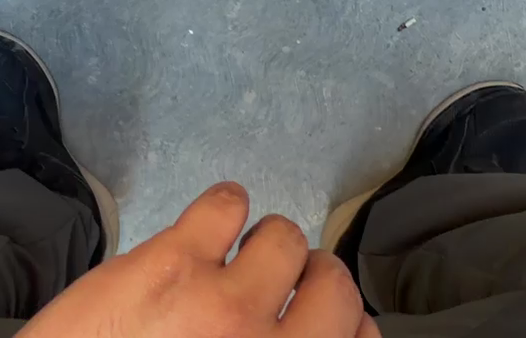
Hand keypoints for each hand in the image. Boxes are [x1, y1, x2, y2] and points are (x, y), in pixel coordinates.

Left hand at [18, 181, 378, 337]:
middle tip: (279, 288)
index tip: (335, 325)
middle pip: (334, 285)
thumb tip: (332, 331)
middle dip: (313, 281)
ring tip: (234, 260)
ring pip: (283, 237)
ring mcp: (223, 306)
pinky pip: (227, 202)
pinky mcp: (174, 261)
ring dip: (265, 246)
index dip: (351, 326)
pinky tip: (210, 225)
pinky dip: (226, 204)